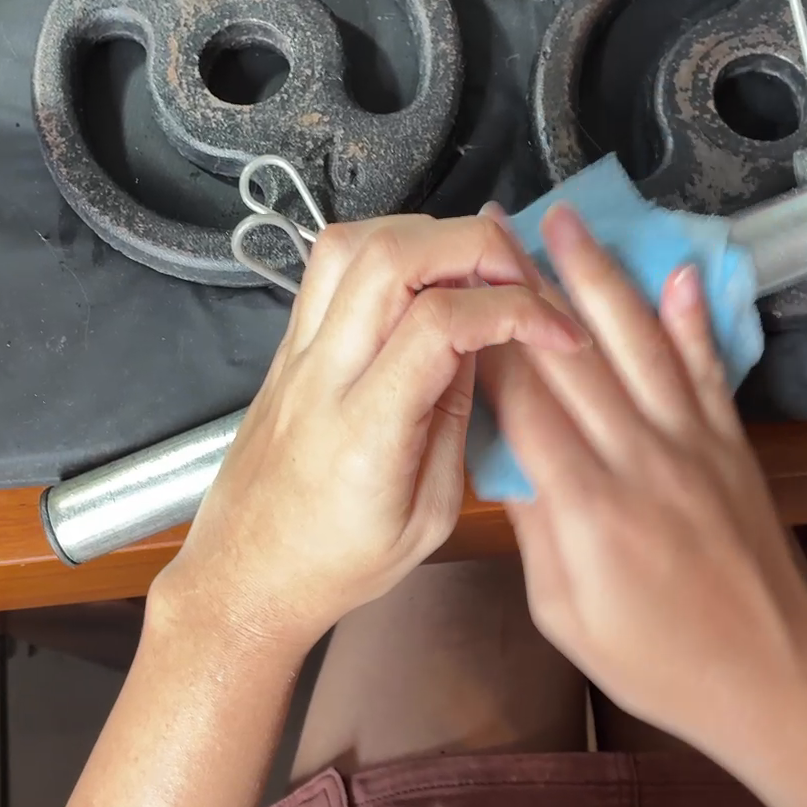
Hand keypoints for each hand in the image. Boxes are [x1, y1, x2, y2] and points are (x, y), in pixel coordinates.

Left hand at [152, 214, 587, 656]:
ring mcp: (295, 350)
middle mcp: (322, 372)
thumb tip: (482, 341)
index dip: (515, 307)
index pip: (439, 322)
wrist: (245, 572)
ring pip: (350, 244)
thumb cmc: (339, 563)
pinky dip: (385, 247)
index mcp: (366, 430)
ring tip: (471, 267)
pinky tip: (418, 275)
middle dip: (474, 244)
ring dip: (424, 234)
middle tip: (521, 275)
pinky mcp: (285, 344)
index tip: (562, 330)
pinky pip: (327, 265)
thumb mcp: (428, 516)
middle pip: (390, 257)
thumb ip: (456, 420)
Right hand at [480, 204, 806, 766]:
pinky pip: (708, 368)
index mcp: (587, 503)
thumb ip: (534, 526)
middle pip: (571, 350)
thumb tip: (506, 455)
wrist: (778, 682)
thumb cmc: (656, 660)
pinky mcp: (730, 443)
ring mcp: (693, 441)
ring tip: (566, 220)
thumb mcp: (563, 613)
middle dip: (526, 280)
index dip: (485, 335)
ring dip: (598, 273)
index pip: (523, 397)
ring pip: (636, 339)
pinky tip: (681, 271)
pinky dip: (692, 318)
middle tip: (494, 225)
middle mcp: (638, 454)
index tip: (456, 286)